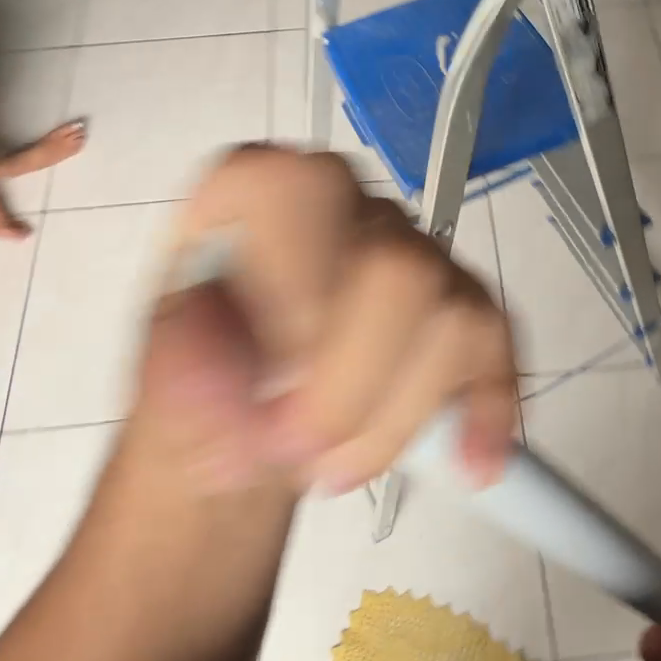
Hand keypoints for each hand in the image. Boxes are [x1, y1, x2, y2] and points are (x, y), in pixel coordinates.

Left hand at [137, 145, 519, 494]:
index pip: (295, 193)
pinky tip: (468, 463)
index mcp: (261, 192)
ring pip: (453, 319)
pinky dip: (485, 413)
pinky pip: (498, 347)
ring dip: (396, 420)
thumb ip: (181, 377)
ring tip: (336, 469)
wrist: (249, 408)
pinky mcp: (466, 303)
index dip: (296, 294)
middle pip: (396, 270)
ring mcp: (418, 249)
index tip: (273, 385)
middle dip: (351, 390)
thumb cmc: (206, 376)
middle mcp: (350, 204)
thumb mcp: (162, 373)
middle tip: (299, 455)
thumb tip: (229, 400)